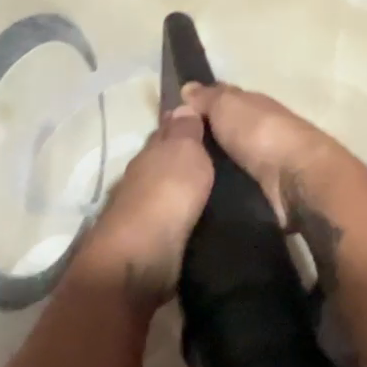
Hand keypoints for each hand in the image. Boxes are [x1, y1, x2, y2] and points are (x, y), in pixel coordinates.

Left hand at [80, 104, 213, 306]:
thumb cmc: (166, 197)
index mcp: (150, 154)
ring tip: (225, 193)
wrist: (140, 261)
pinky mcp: (151, 244)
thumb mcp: (183, 153)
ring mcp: (143, 214)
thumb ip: (185, 131)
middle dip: (190, 161)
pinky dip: (188, 218)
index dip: (187, 125)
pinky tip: (207, 220)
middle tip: (227, 161)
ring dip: (190, 192)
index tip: (212, 123)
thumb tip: (182, 105)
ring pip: (171, 194)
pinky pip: (175, 222)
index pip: (167, 132)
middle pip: (167, 164)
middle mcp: (142, 180)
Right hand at [180, 82, 353, 225]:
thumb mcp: (228, 105)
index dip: (197, 111)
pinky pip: (236, 189)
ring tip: (178, 182)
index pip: (222, 104)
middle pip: (223, 137)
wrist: (296, 178)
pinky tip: (199, 198)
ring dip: (209, 171)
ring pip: (228, 165)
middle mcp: (261, 133)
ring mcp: (266, 165)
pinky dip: (222, 191)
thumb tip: (188, 87)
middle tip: (166, 158)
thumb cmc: (261, 133)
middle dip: (200, 146)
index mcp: (254, 107)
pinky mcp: (266, 193)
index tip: (168, 124)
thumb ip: (208, 97)